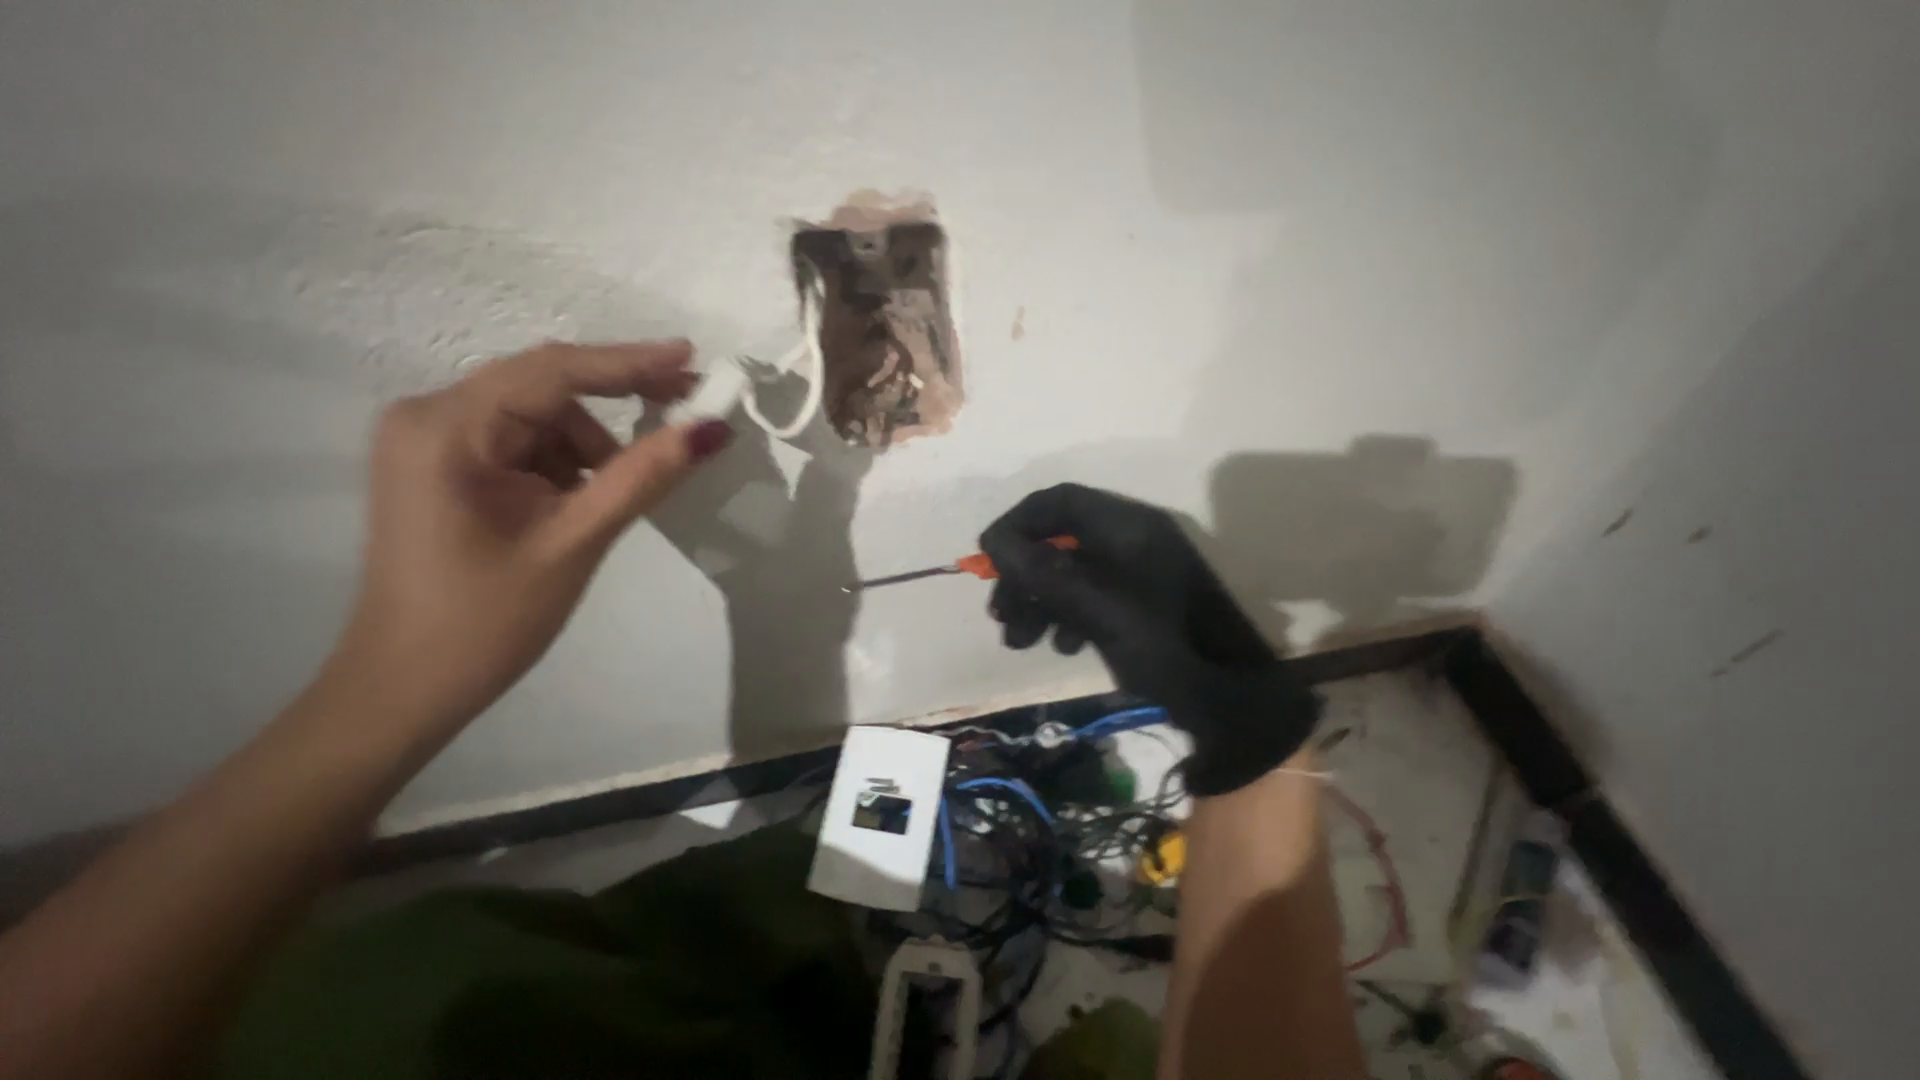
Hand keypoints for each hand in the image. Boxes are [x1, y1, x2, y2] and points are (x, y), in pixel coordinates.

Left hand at [330, 341, 731, 727]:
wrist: (407, 688)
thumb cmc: (486, 622)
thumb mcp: (574, 542)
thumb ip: (643, 477)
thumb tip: (713, 430)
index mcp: (446, 428)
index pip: (553, 372)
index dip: (630, 363)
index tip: (695, 361)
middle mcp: (428, 416)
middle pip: (543, 388)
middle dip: (616, 404)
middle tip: (687, 415)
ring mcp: (429, 440)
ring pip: (537, 418)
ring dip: (588, 448)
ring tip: (610, 502)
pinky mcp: (441, 466)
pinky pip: (520, 443)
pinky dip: (562, 465)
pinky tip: (578, 504)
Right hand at [979, 483, 1319, 795]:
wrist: (1235, 702)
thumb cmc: (1167, 647)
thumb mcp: (1098, 609)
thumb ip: (1044, 572)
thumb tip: (993, 542)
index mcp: (1128, 528)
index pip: (1058, 502)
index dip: (1017, 525)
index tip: (986, 560)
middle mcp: (1133, 540)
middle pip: (1060, 540)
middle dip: (1024, 576)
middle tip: (999, 616)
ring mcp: (1140, 573)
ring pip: (1072, 573)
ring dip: (1040, 602)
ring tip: (1020, 642)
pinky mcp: (1143, 605)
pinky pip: (1093, 597)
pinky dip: (1068, 617)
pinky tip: (1064, 648)